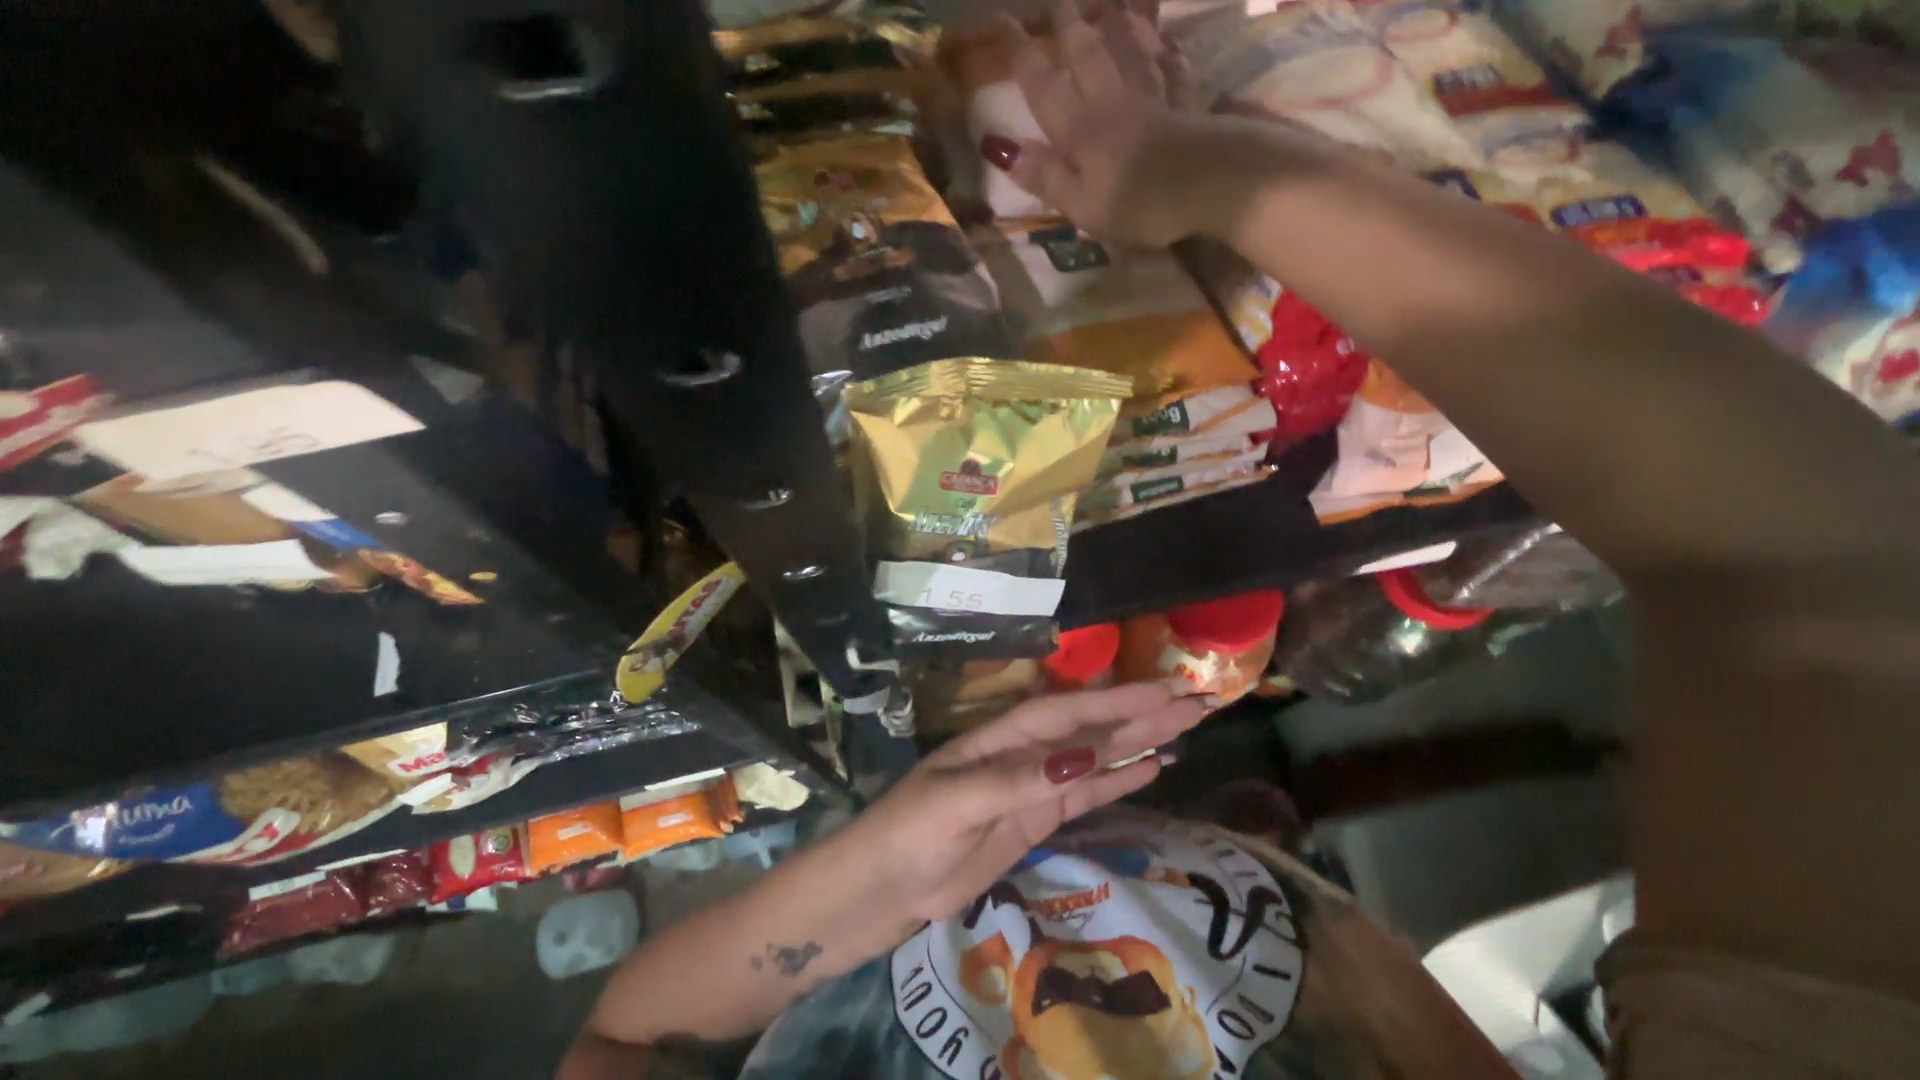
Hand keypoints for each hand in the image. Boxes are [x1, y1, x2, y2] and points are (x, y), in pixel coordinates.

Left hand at [847, 681, 1205, 924]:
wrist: (883, 887)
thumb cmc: (908, 833)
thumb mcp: (955, 803)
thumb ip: (1018, 782)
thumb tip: (1082, 760)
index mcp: (1001, 738)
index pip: (1068, 712)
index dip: (1116, 702)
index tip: (1165, 692)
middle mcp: (1024, 755)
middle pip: (1091, 729)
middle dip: (1142, 715)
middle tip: (1198, 703)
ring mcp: (1033, 788)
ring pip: (1096, 758)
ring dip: (1140, 742)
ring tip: (1188, 727)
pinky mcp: (1037, 821)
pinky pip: (1086, 795)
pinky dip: (1120, 781)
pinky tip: (1153, 767)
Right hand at [982, 0, 1213, 246]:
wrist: (1214, 184)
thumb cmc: (1142, 203)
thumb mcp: (1082, 204)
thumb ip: (1046, 175)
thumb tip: (1001, 149)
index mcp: (1081, 130)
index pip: (1043, 84)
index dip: (1021, 51)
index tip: (1003, 20)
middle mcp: (1112, 104)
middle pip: (1087, 56)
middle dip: (1068, 26)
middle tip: (1058, 2)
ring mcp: (1154, 100)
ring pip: (1130, 54)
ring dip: (1117, 28)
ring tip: (1110, 7)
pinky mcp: (1188, 106)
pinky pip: (1173, 72)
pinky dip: (1167, 55)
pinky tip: (1167, 45)